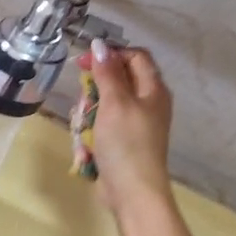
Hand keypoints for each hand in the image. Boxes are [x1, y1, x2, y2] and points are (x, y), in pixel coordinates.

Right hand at [88, 38, 173, 215]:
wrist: (132, 191)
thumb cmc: (126, 144)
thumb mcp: (114, 103)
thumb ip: (107, 73)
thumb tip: (100, 44)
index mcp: (152, 89)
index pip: (134, 56)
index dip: (109, 55)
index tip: (82, 63)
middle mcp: (146, 103)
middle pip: (114, 82)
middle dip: (92, 93)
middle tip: (85, 106)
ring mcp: (134, 124)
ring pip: (101, 106)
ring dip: (87, 118)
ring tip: (86, 134)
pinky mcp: (121, 142)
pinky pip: (100, 128)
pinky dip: (90, 136)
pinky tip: (87, 150)